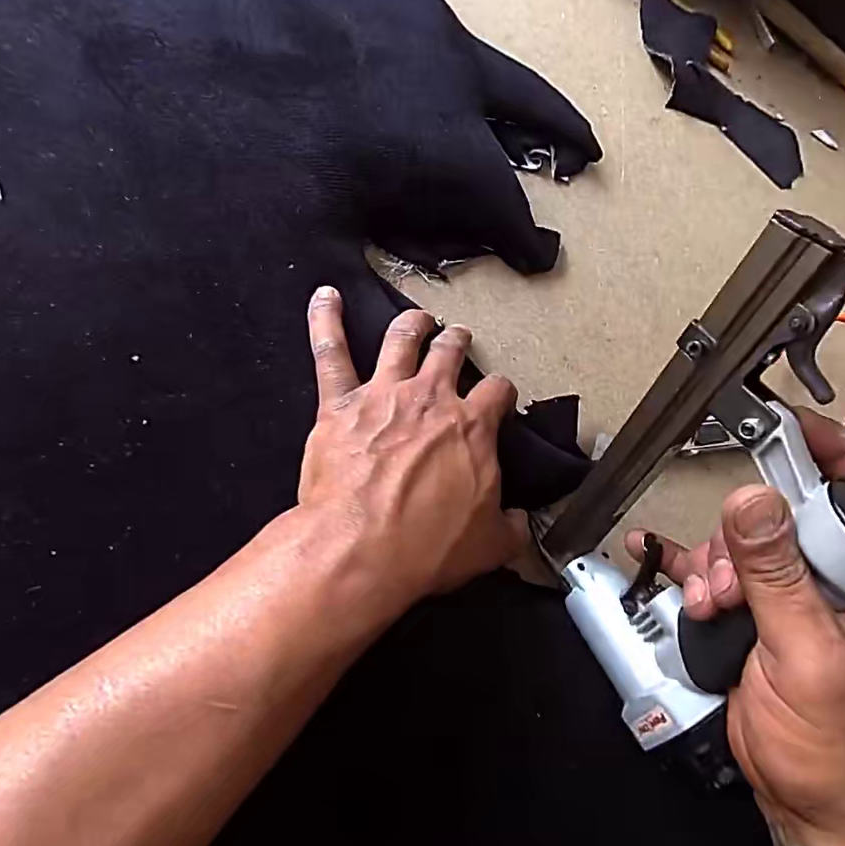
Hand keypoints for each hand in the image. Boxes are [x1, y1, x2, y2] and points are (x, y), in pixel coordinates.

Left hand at [296, 286, 528, 610]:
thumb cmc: (425, 546)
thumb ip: (511, 529)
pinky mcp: (340, 405)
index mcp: (472, 428)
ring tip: (416, 318)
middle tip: (458, 340)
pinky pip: (330, 352)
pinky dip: (325, 321)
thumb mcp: (489, 545)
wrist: (362, 548)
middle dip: (457, 343)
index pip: (497, 392)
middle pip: (450, 352)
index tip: (498, 397)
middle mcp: (431, 399)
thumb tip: (519, 524)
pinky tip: (325, 296)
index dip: (501, 392)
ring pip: (401, 340)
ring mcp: (384, 396)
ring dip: (411, 324)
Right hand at [625, 409, 844, 844]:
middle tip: (729, 581)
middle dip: (748, 538)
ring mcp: (807, 599)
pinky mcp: (766, 616)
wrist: (813, 811)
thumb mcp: (813, 660)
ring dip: (716, 566)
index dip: (830, 460)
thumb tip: (753, 501)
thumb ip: (779, 577)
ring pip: (751, 544)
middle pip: (794, 517)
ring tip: (710, 607)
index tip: (784, 431)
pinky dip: (692, 567)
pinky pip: (724, 574)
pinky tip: (661, 555)